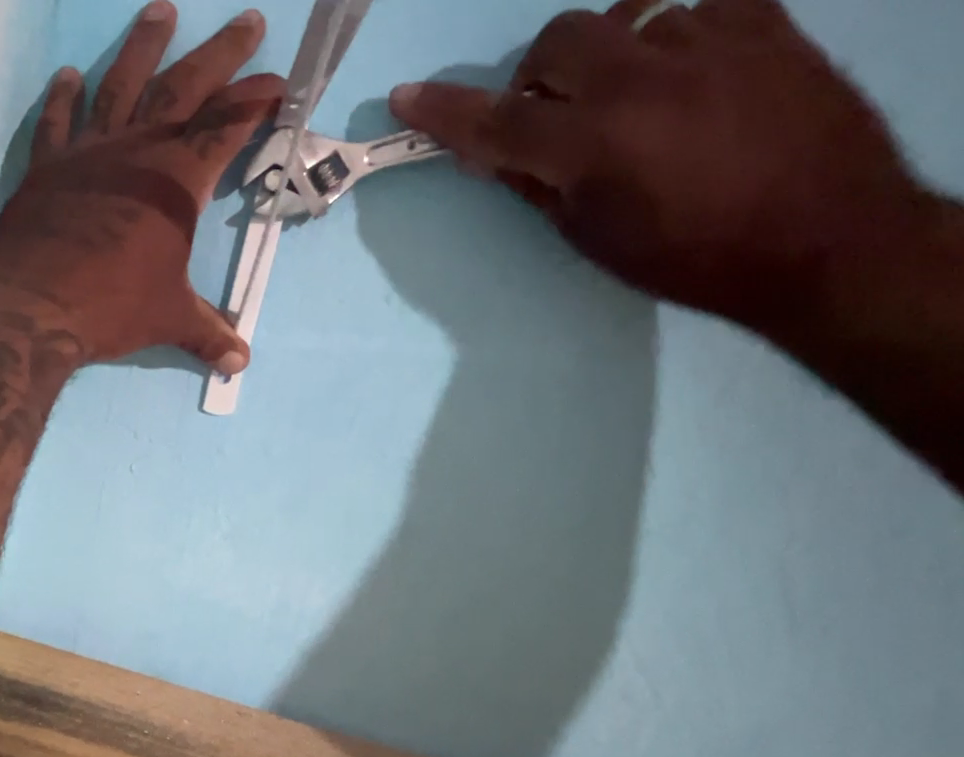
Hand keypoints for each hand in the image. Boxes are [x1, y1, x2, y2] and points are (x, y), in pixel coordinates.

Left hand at [0, 2, 284, 375]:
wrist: (32, 307)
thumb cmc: (110, 308)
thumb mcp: (168, 319)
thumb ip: (206, 333)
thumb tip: (240, 363)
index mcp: (177, 181)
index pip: (229, 126)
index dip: (259, 101)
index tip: (282, 82)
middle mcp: (136, 151)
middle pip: (186, 87)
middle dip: (222, 54)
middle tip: (248, 20)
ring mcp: (87, 154)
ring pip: (120, 84)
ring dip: (143, 46)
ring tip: (160, 10)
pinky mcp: (45, 168)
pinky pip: (56, 123)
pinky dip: (62, 98)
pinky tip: (68, 77)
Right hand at [390, 0, 932, 336]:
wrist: (823, 237)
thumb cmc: (688, 256)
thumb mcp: (590, 234)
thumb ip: (534, 183)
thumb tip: (491, 152)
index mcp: (594, 143)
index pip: (496, 119)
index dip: (445, 111)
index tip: (407, 98)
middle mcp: (644, 78)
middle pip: (558, 39)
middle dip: (539, 75)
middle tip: (555, 115)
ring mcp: (710, 40)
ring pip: (626, 18)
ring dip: (608, 58)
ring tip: (633, 99)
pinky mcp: (765, 21)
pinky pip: (695, 4)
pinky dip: (671, 37)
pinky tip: (686, 73)